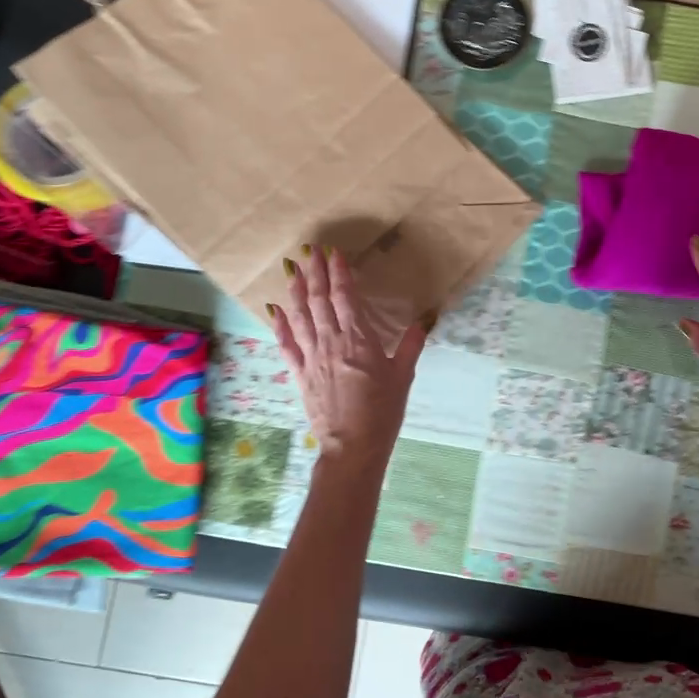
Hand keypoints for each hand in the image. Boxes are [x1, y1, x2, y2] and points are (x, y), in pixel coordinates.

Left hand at [268, 246, 428, 465]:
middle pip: (320, 300)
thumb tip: (423, 321)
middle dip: (316, 273)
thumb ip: (411, 345)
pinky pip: (287, 345)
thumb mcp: (404, 376)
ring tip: (292, 269)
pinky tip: (275, 310)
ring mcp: (312, 358)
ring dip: (296, 291)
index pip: (346, 297)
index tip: (335, 253)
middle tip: (311, 250)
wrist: (353, 446)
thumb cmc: (383, 411)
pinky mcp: (300, 375)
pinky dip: (280, 325)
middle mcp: (332, 342)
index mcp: (360, 340)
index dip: (340, 273)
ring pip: (300, 316)